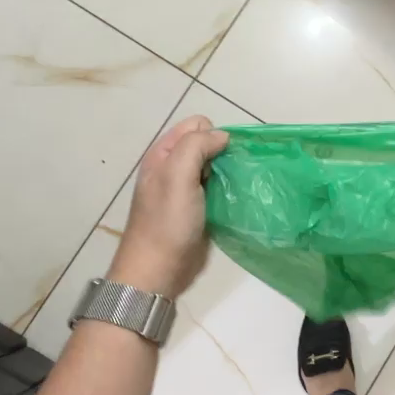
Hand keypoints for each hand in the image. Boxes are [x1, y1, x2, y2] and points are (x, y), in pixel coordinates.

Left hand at [107, 116, 229, 298]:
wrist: (159, 269)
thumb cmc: (167, 221)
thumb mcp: (177, 175)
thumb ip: (197, 146)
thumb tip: (223, 136)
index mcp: (164, 154)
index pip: (196, 125)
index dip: (212, 134)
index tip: (221, 157)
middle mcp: (174, 167)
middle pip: (207, 144)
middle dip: (223, 152)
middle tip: (229, 175)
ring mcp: (187, 189)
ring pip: (216, 166)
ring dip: (228, 172)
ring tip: (236, 187)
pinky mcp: (200, 209)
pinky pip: (219, 188)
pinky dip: (228, 189)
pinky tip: (235, 200)